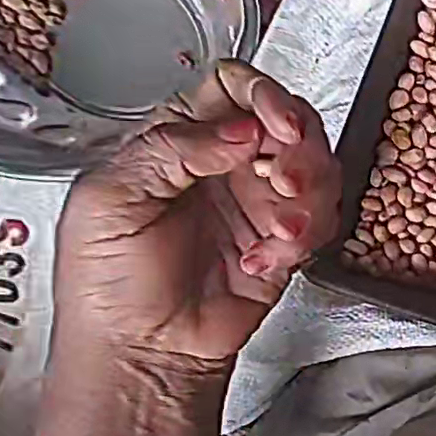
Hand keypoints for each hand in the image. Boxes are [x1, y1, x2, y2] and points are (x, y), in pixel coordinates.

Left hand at [54, 61, 338, 369]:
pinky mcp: (290, 242)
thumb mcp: (111, 198)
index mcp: (178, 140)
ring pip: (320, 174)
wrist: (148, 346)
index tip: (277, 128)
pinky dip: (305, 241)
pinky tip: (265, 260)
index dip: (265, 97)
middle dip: (300, 155)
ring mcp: (263, 203)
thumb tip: (240, 129)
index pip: (234, 89)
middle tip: (283, 184)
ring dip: (308, 203)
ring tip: (276, 233)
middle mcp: (228, 166)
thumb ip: (171, 150)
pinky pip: (323, 223)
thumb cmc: (111, 279)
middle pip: (294, 127)